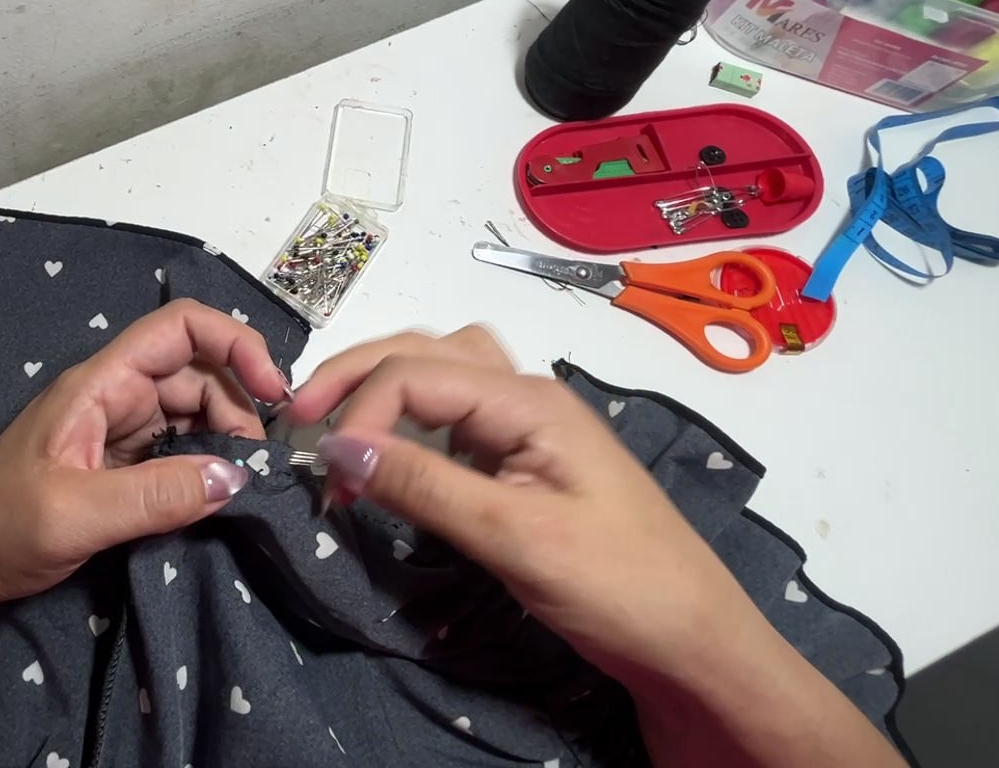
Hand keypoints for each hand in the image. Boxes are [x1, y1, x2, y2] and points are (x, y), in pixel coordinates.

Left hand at [0, 299, 290, 616]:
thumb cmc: (0, 526)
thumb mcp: (74, 513)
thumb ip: (154, 495)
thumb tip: (235, 477)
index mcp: (101, 383)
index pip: (178, 329)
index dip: (233, 343)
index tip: (273, 389)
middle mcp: (117, 394)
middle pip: (198, 372)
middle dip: (237, 407)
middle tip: (255, 466)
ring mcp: (122, 427)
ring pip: (195, 410)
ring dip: (227, 438)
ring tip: (241, 483)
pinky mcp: (126, 461)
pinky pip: (181, 446)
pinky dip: (208, 462)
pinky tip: (219, 491)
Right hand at [284, 326, 903, 767]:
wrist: (697, 648)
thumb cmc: (619, 589)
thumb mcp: (514, 539)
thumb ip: (421, 484)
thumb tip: (335, 445)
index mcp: (527, 399)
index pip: (414, 373)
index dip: (358, 411)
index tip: (328, 473)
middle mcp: (522, 391)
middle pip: (421, 350)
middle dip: (354, 375)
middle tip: (301, 415)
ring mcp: (523, 419)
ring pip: (437, 365)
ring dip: (384, 380)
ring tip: (342, 413)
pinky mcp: (519, 450)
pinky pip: (451, 404)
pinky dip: (409, 410)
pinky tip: (394, 440)